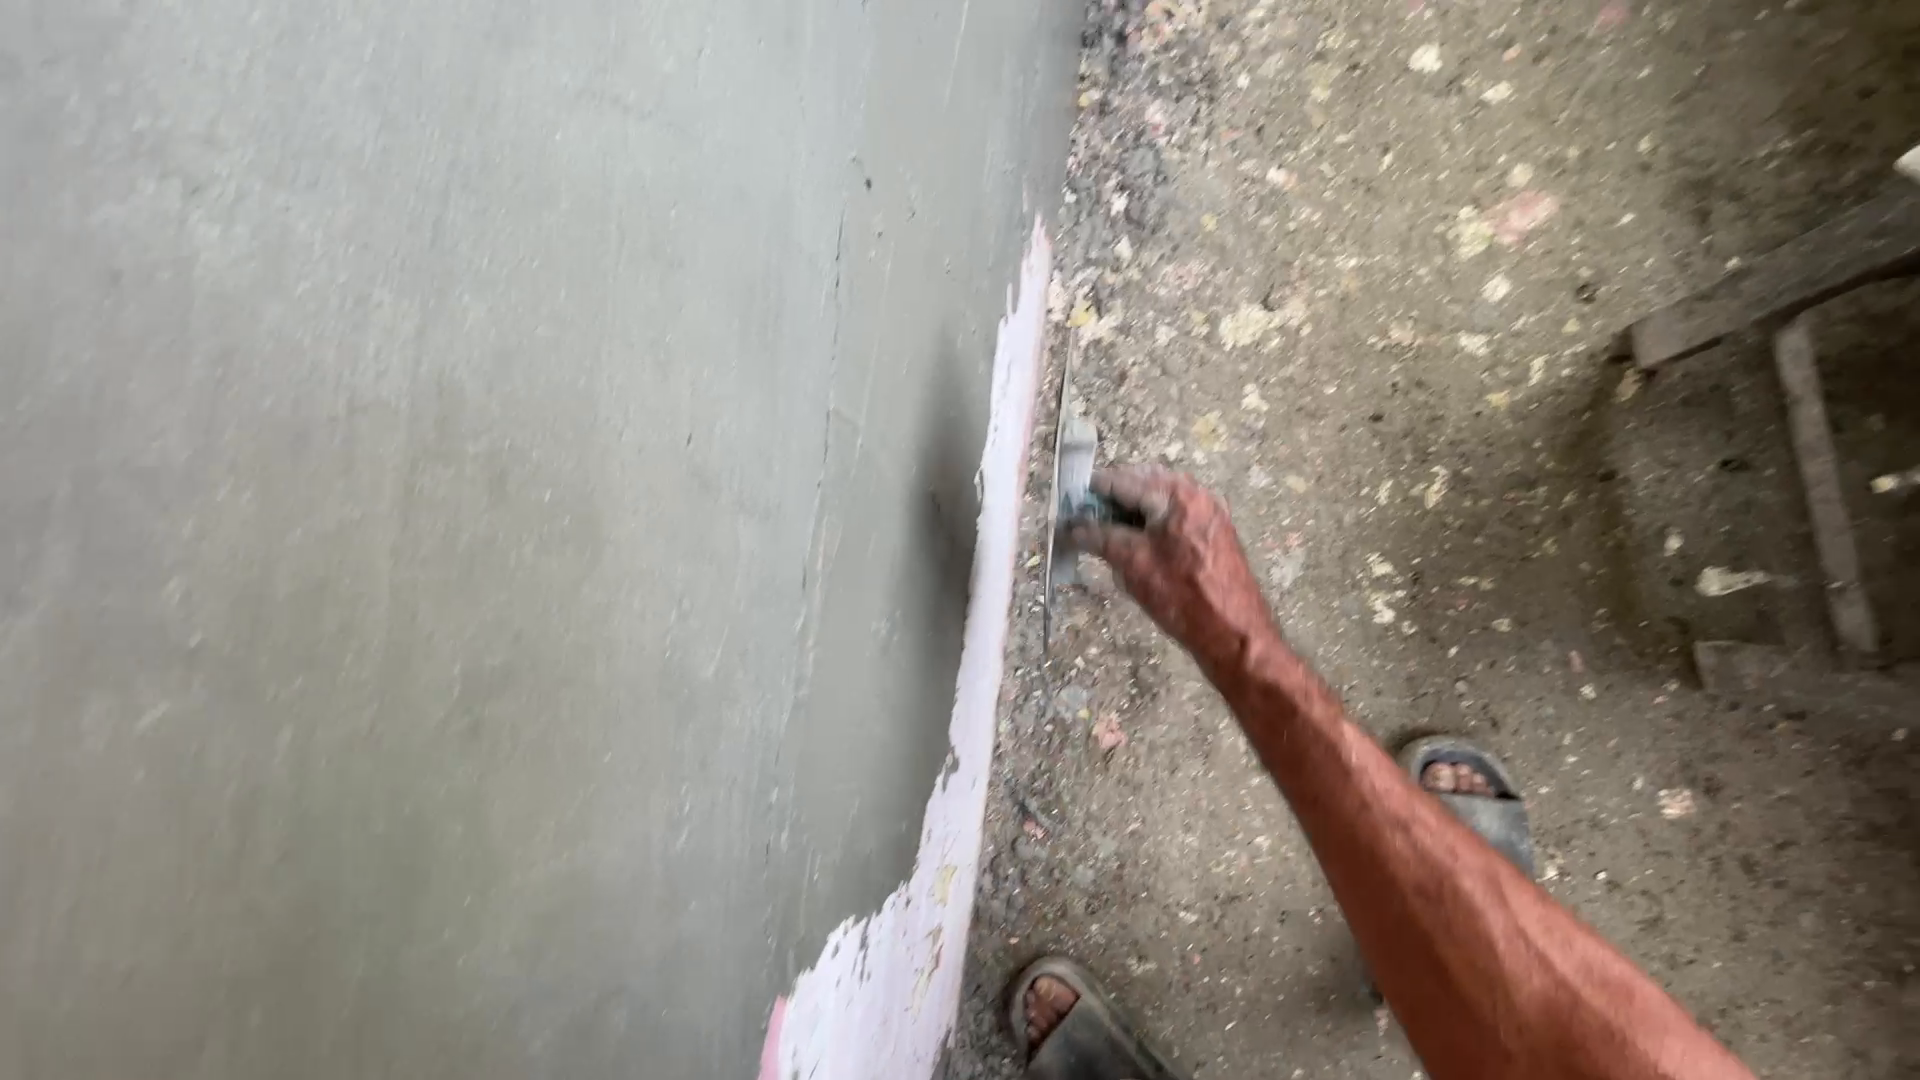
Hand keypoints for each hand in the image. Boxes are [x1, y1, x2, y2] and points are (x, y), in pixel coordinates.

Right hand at [1068, 465, 1277, 675]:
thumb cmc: (1180, 597)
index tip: (1066, 503)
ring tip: (1106, 532)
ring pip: (1158, 498)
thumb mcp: (1131, 563)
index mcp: (1175, 494)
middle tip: (1084, 520)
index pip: (1121, 480)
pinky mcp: (1213, 529)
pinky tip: (1135, 542)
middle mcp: (1195, 492)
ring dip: (1130, 508)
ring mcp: (1208, 510)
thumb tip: (1069, 526)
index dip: (1090, 491)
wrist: (1233, 632)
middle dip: (1111, 498)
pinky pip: (1174, 512)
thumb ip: (1099, 536)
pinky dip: (1151, 519)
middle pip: (1141, 482)